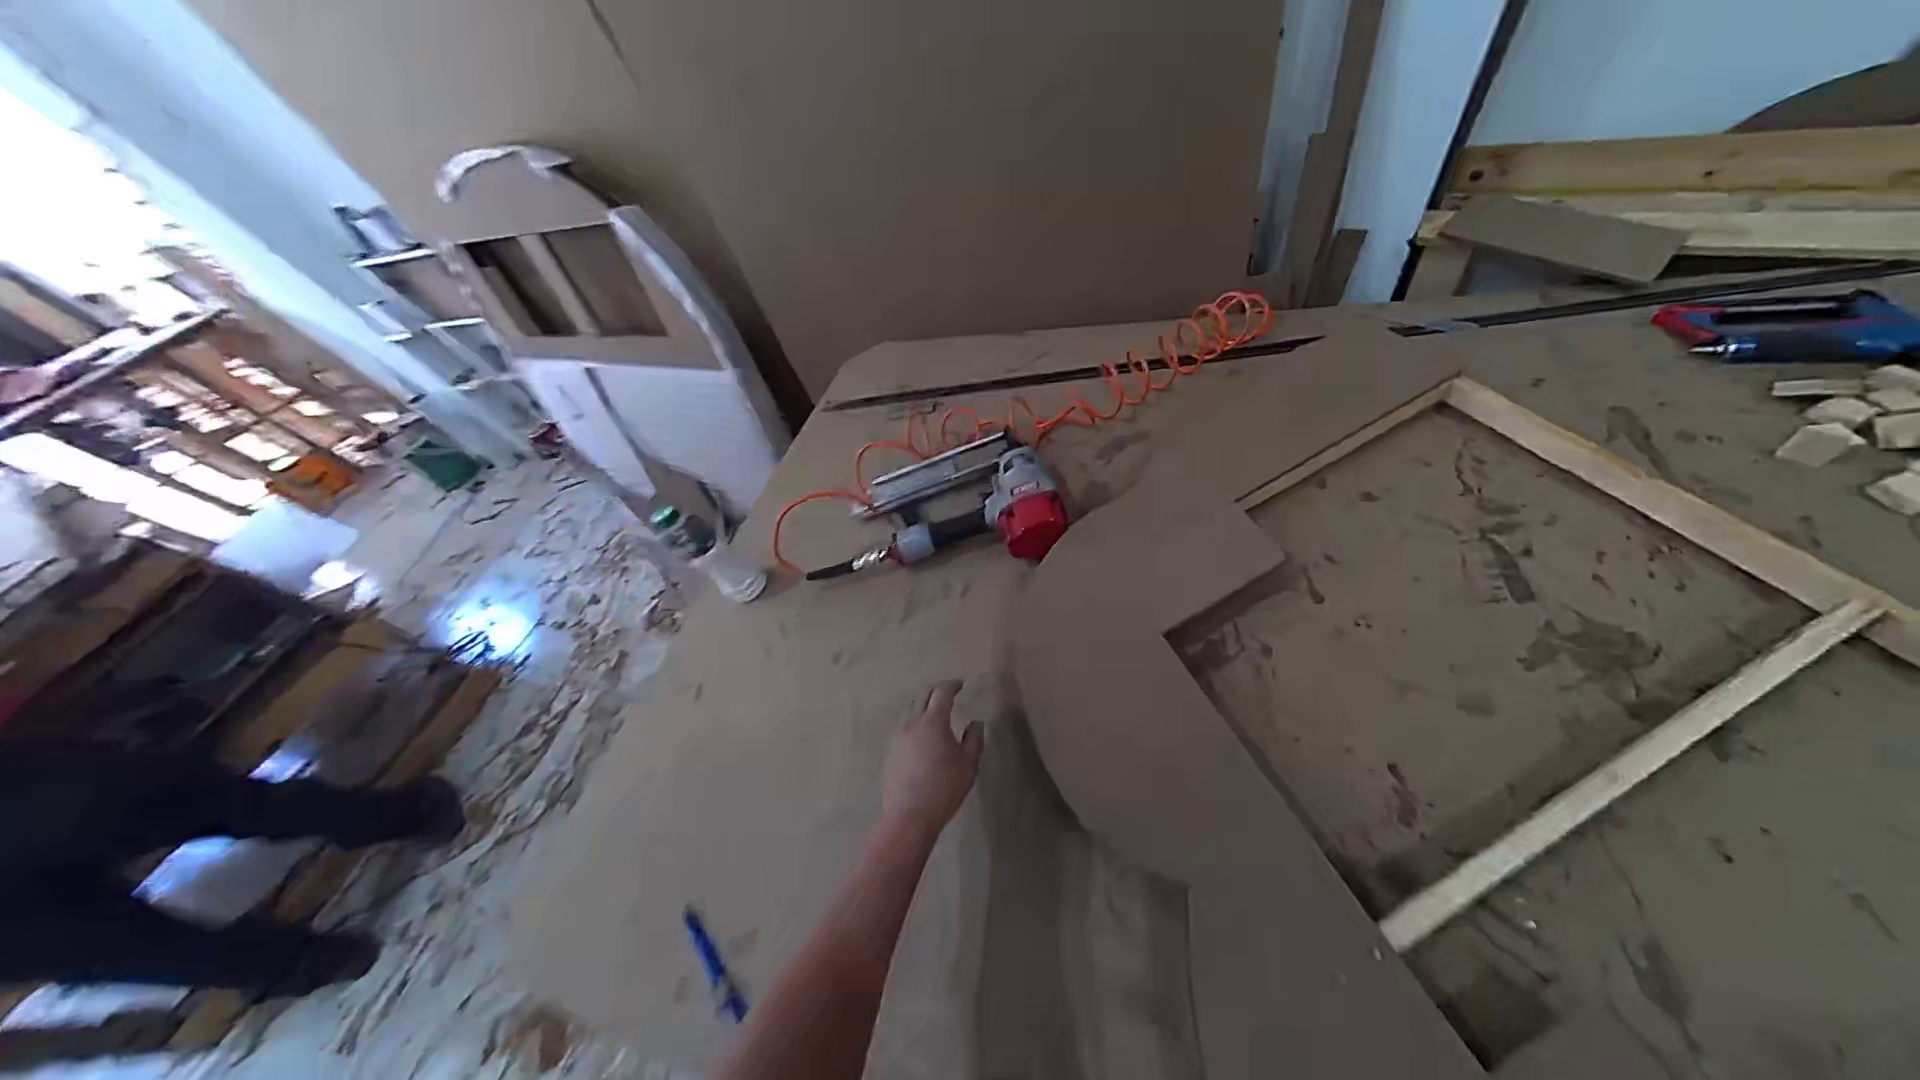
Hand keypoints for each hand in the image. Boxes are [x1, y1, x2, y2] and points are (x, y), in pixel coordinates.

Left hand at [881, 681, 982, 838]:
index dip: (952, 686)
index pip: (941, 693)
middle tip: (948, 695)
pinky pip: (903, 726)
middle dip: (936, 692)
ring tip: (934, 712)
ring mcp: (898, 737)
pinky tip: (920, 733)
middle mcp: (912, 724)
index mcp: (933, 723)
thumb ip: (974, 740)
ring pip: (909, 710)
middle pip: (922, 697)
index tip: (960, 685)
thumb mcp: (969, 765)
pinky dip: (913, 721)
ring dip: (922, 705)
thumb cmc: (944, 789)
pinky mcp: (890, 751)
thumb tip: (975, 723)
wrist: (910, 815)